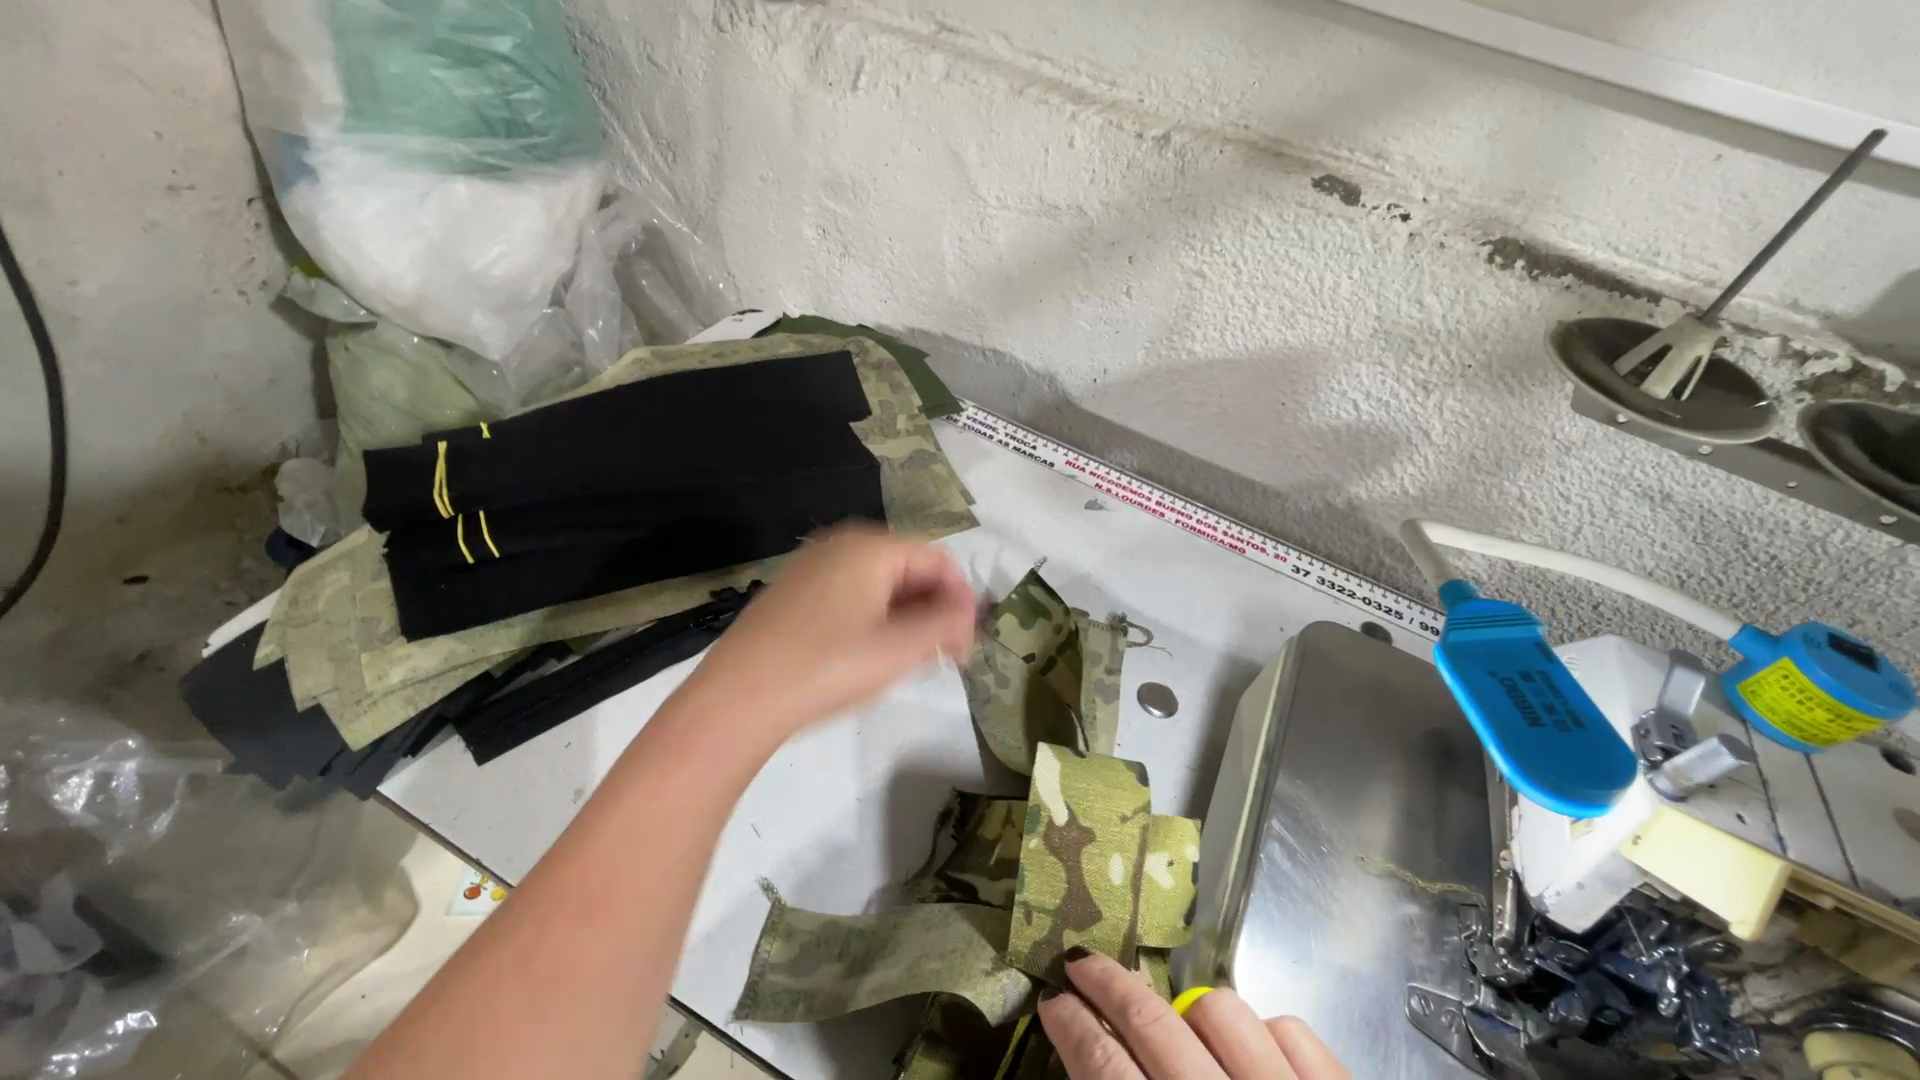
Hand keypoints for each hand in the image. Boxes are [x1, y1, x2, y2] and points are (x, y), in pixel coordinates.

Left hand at [675, 524, 977, 739]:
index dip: (962, 598)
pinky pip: (848, 596)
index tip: (970, 643)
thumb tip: (969, 614)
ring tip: (912, 661)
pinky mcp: (790, 595)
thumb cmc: (828, 667)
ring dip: (906, 617)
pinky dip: (873, 619)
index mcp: (869, 547)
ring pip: (878, 584)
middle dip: (935, 608)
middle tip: (947, 656)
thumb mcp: (899, 649)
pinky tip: (870, 657)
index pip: (937, 558)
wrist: (737, 699)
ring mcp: (809, 569)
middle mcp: (839, 545)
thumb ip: (946, 625)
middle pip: (907, 567)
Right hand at [1039, 952, 1348, 1079]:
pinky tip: (1251, 1060)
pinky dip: (1264, 1035)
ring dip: (1189, 1016)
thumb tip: (1091, 1067)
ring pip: (1219, 1010)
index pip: (1105, 1069)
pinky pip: (1289, 1027)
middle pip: (1150, 1021)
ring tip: (1182, 1034)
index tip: (1053, 1001)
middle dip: (1105, 981)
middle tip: (1079, 963)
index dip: (1073, 1027)